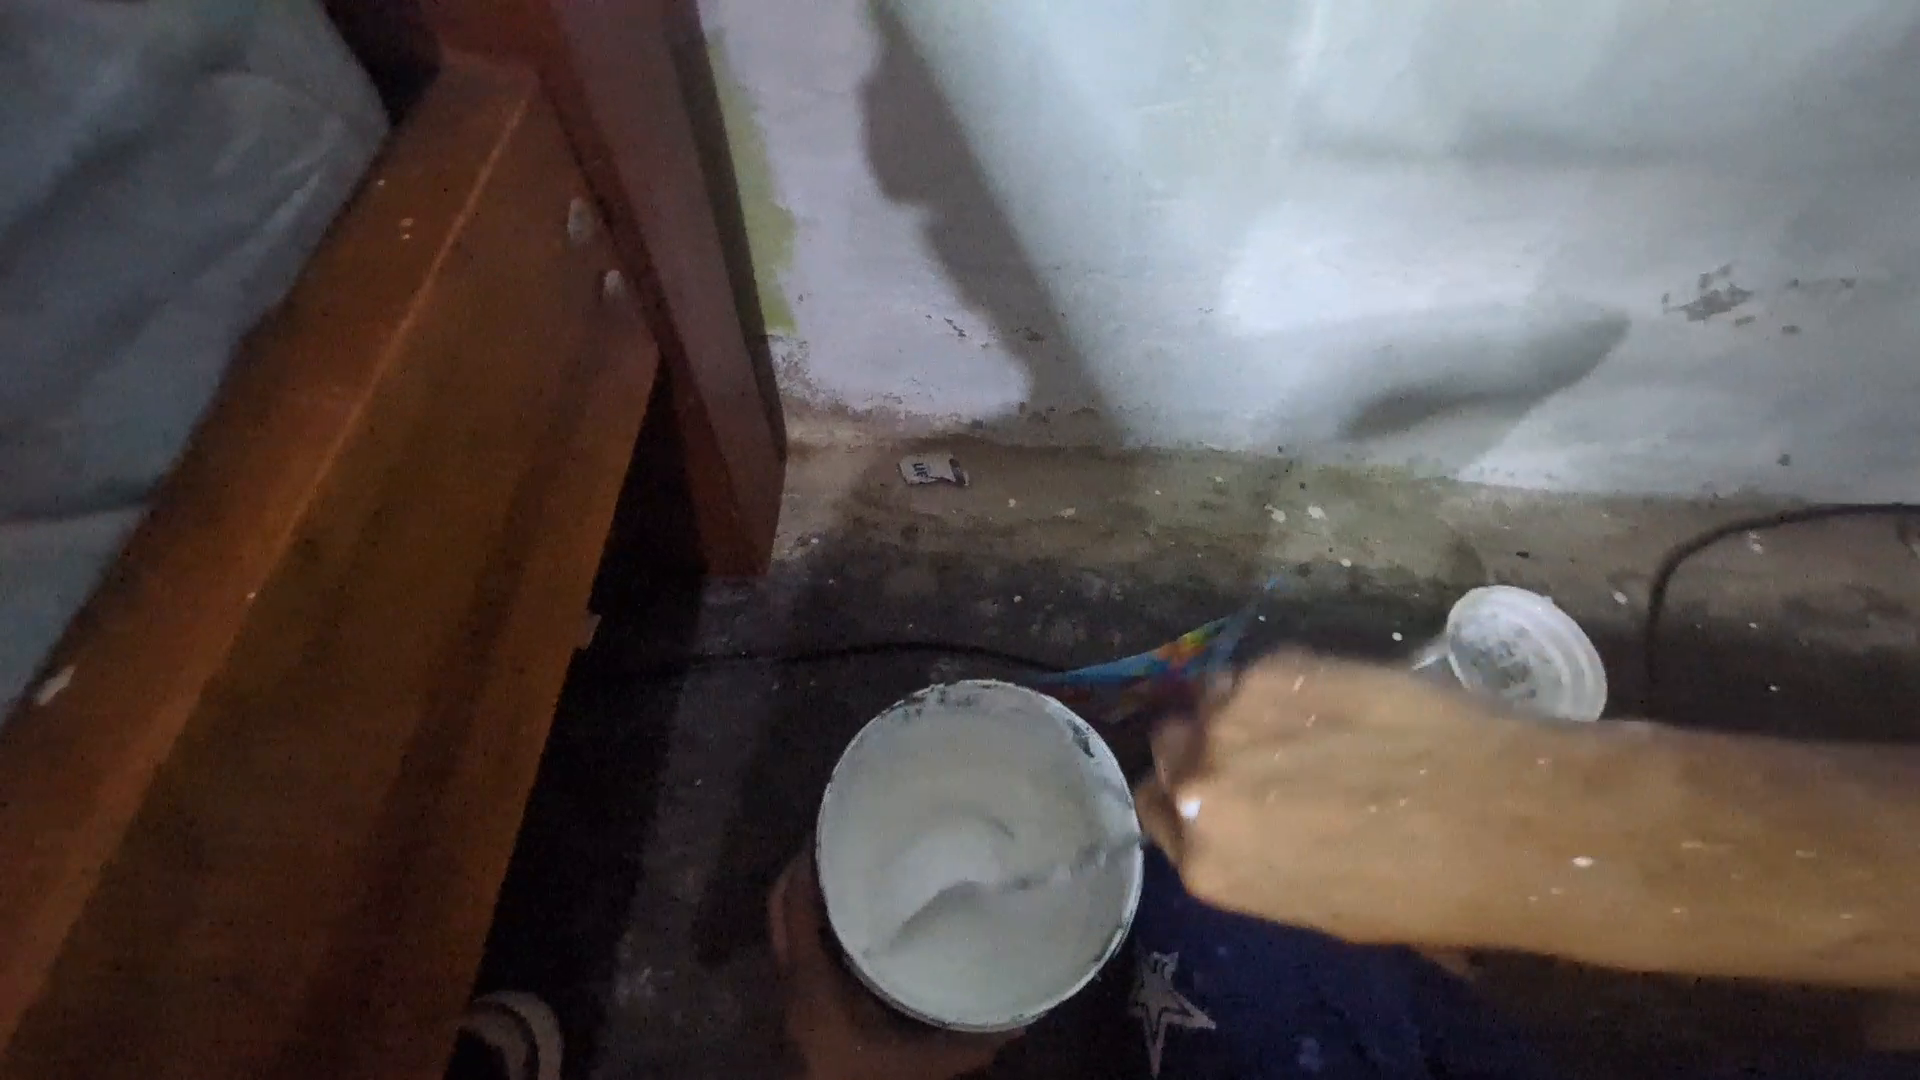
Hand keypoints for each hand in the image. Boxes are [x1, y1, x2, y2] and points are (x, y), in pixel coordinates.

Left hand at [768, 847, 1019, 1079]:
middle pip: (782, 906)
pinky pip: (795, 946)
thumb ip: (971, 1037)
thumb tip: (1021, 1016)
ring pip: (785, 925)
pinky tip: (850, 913)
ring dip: (809, 893)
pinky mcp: (799, 1004)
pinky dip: (812, 920)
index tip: (838, 828)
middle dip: (808, 866)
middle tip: (846, 836)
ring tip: (849, 864)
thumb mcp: (928, 1066)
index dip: (810, 863)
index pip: (797, 905)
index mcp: (812, 984)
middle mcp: (792, 982)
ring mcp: (790, 993)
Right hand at [1135, 650, 1574, 949]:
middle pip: (1167, 744)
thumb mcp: (1307, 902)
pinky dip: (1277, 685)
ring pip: (1204, 699)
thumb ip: (1243, 853)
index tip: (1210, 786)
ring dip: (1232, 709)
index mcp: (1204, 860)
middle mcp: (1197, 786)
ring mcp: (1228, 718)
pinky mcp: (1271, 668)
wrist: (1501, 820)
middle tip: (1252, 750)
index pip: (1153, 807)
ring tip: (1294, 721)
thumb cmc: (1418, 891)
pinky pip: (1251, 673)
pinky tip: (1330, 702)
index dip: (1180, 794)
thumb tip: (1234, 815)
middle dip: (1198, 746)